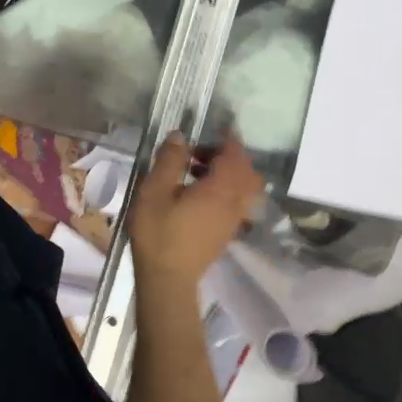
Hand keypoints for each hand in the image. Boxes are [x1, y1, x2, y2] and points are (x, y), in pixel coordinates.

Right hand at [129, 133, 264, 288]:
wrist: (168, 276)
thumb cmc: (158, 230)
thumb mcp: (154, 190)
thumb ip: (169, 161)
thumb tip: (181, 135)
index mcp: (219, 191)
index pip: (235, 159)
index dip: (231, 140)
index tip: (221, 125)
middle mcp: (233, 205)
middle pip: (247, 174)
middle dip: (229, 156)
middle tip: (199, 149)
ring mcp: (232, 220)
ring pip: (244, 189)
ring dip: (226, 172)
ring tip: (192, 167)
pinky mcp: (225, 231)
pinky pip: (236, 201)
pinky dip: (225, 187)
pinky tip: (196, 190)